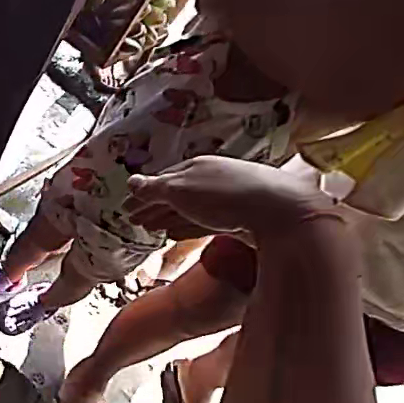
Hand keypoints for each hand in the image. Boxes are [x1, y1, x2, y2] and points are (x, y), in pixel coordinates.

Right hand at [124, 157, 346, 239]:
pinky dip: (186, 227)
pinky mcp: (238, 219)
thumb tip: (131, 182)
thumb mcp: (181, 189)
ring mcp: (224, 199)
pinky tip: (177, 235)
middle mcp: (209, 180)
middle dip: (153, 206)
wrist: (277, 210)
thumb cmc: (225, 195)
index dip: (142, 195)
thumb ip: (155, 188)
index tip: (125, 209)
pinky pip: (203, 222)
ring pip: (187, 209)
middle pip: (173, 195)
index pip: (161, 181)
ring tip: (151, 229)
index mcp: (194, 167)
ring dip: (167, 218)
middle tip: (133, 220)